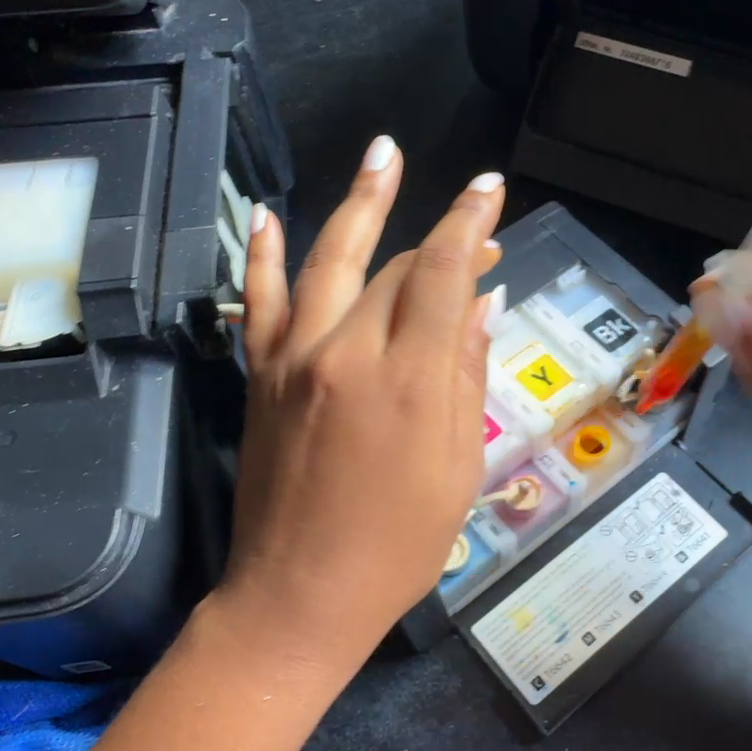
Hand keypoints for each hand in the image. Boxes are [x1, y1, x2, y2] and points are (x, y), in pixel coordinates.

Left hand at [213, 136, 505, 654]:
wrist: (299, 595)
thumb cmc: (397, 548)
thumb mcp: (456, 470)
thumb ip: (465, 377)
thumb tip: (483, 306)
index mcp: (408, 380)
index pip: (445, 275)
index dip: (471, 225)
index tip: (491, 190)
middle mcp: (347, 351)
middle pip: (398, 268)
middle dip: (442, 238)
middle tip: (476, 229)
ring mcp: (294, 358)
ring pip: (330, 260)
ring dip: (360, 205)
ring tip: (382, 154)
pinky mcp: (260, 376)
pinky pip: (260, 300)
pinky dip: (266, 254)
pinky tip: (272, 214)